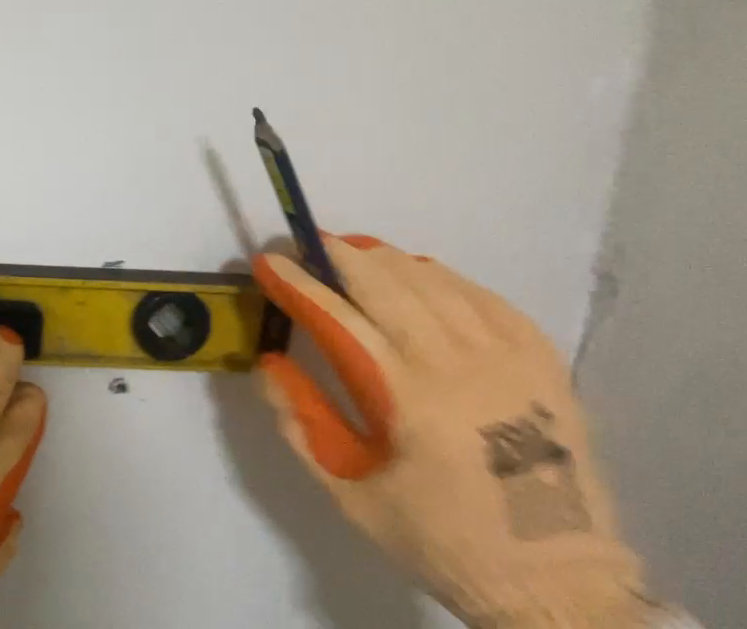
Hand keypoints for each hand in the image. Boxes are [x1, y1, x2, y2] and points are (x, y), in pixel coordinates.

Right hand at [254, 234, 660, 627]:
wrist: (556, 583)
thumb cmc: (438, 537)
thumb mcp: (347, 490)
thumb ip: (301, 420)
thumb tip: (269, 360)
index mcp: (411, 399)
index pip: (340, 318)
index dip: (298, 284)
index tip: (267, 261)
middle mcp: (462, 367)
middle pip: (391, 285)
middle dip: (341, 255)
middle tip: (306, 242)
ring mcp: (512, 363)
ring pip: (439, 284)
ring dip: (389, 261)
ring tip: (354, 250)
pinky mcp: (546, 369)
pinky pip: (489, 301)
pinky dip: (447, 279)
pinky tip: (423, 275)